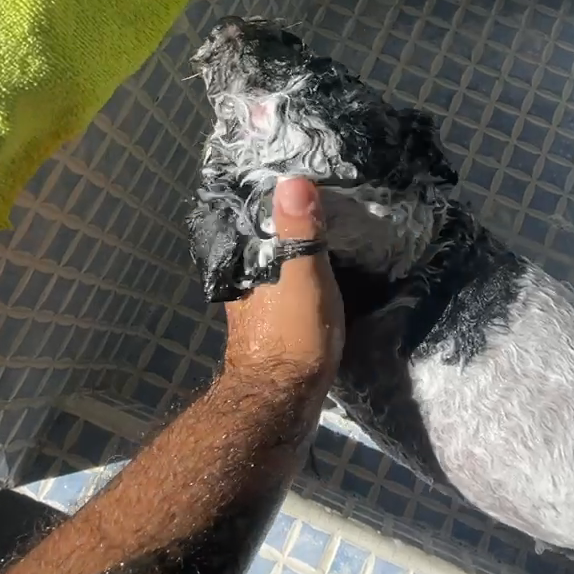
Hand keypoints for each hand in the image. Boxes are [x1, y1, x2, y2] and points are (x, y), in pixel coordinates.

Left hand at [222, 178, 343, 387]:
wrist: (282, 402)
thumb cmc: (291, 336)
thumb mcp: (301, 277)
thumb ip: (298, 232)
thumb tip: (292, 179)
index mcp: (246, 262)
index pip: (255, 213)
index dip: (277, 193)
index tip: (302, 171)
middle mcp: (244, 277)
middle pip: (264, 237)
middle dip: (287, 218)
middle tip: (323, 194)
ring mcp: (255, 302)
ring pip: (275, 261)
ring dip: (295, 245)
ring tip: (329, 224)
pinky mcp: (272, 321)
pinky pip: (286, 282)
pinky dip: (301, 269)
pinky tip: (323, 267)